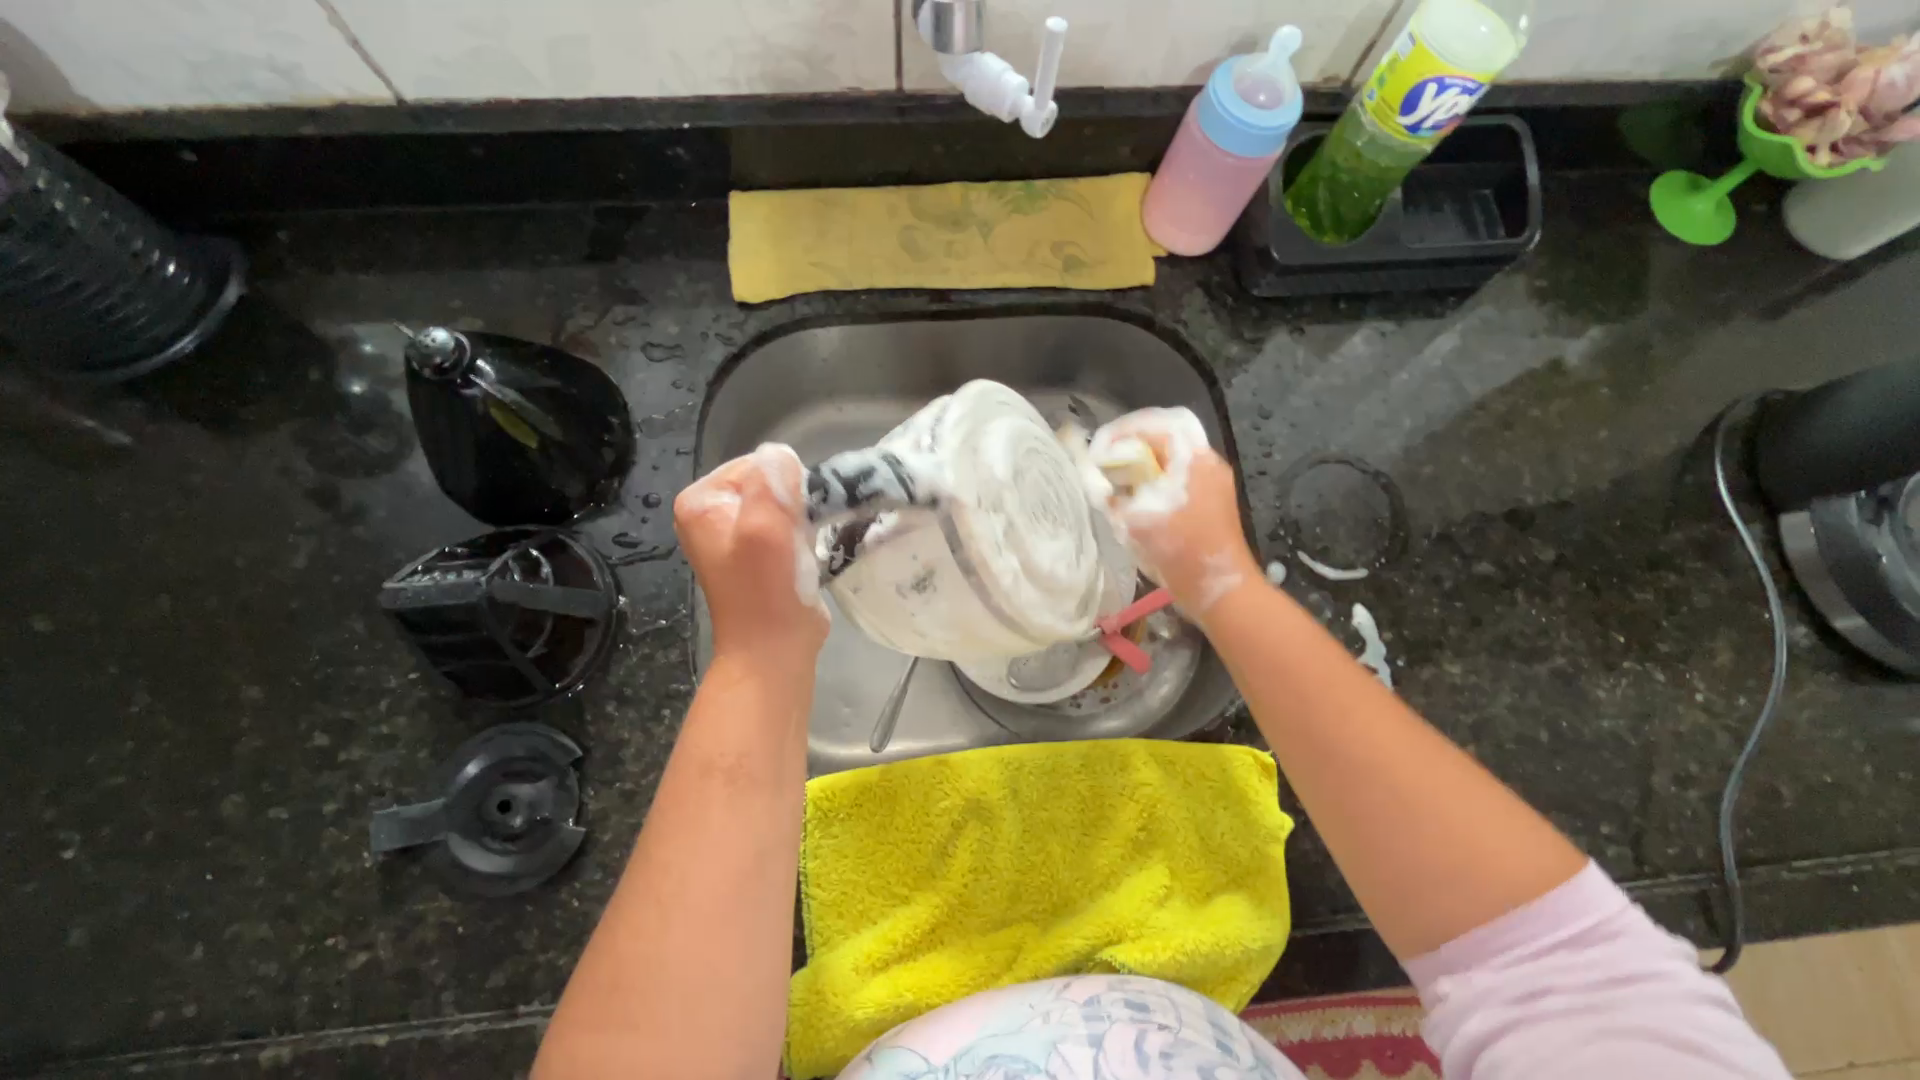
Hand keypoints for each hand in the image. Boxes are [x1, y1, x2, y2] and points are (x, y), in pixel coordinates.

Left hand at [676, 443, 828, 668]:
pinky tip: (802, 561)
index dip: (783, 487)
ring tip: (798, 552)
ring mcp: (735, 535)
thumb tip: (781, 455)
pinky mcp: (758, 555)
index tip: (789, 520)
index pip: (757, 464)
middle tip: (795, 539)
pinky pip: (787, 527)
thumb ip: (770, 480)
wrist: (772, 649)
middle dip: (792, 506)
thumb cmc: (765, 589)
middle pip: (769, 483)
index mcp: (701, 502)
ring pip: (783, 506)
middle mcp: (711, 514)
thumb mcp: (765, 526)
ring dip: (799, 524)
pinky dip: (801, 539)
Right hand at [1091, 408, 1258, 619]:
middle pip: (1167, 435)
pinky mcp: (1211, 500)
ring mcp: (1212, 482)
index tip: (1098, 451)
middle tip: (1107, 459)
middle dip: (1133, 443)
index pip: (1157, 424)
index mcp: (1195, 460)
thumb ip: (1109, 495)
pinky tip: (1137, 497)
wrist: (1222, 591)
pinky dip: (1154, 478)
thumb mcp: (1136, 523)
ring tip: (1117, 478)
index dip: (1122, 432)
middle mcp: (1208, 463)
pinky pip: (1178, 475)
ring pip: (1173, 455)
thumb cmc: (1181, 553)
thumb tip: (1092, 476)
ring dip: (1143, 461)